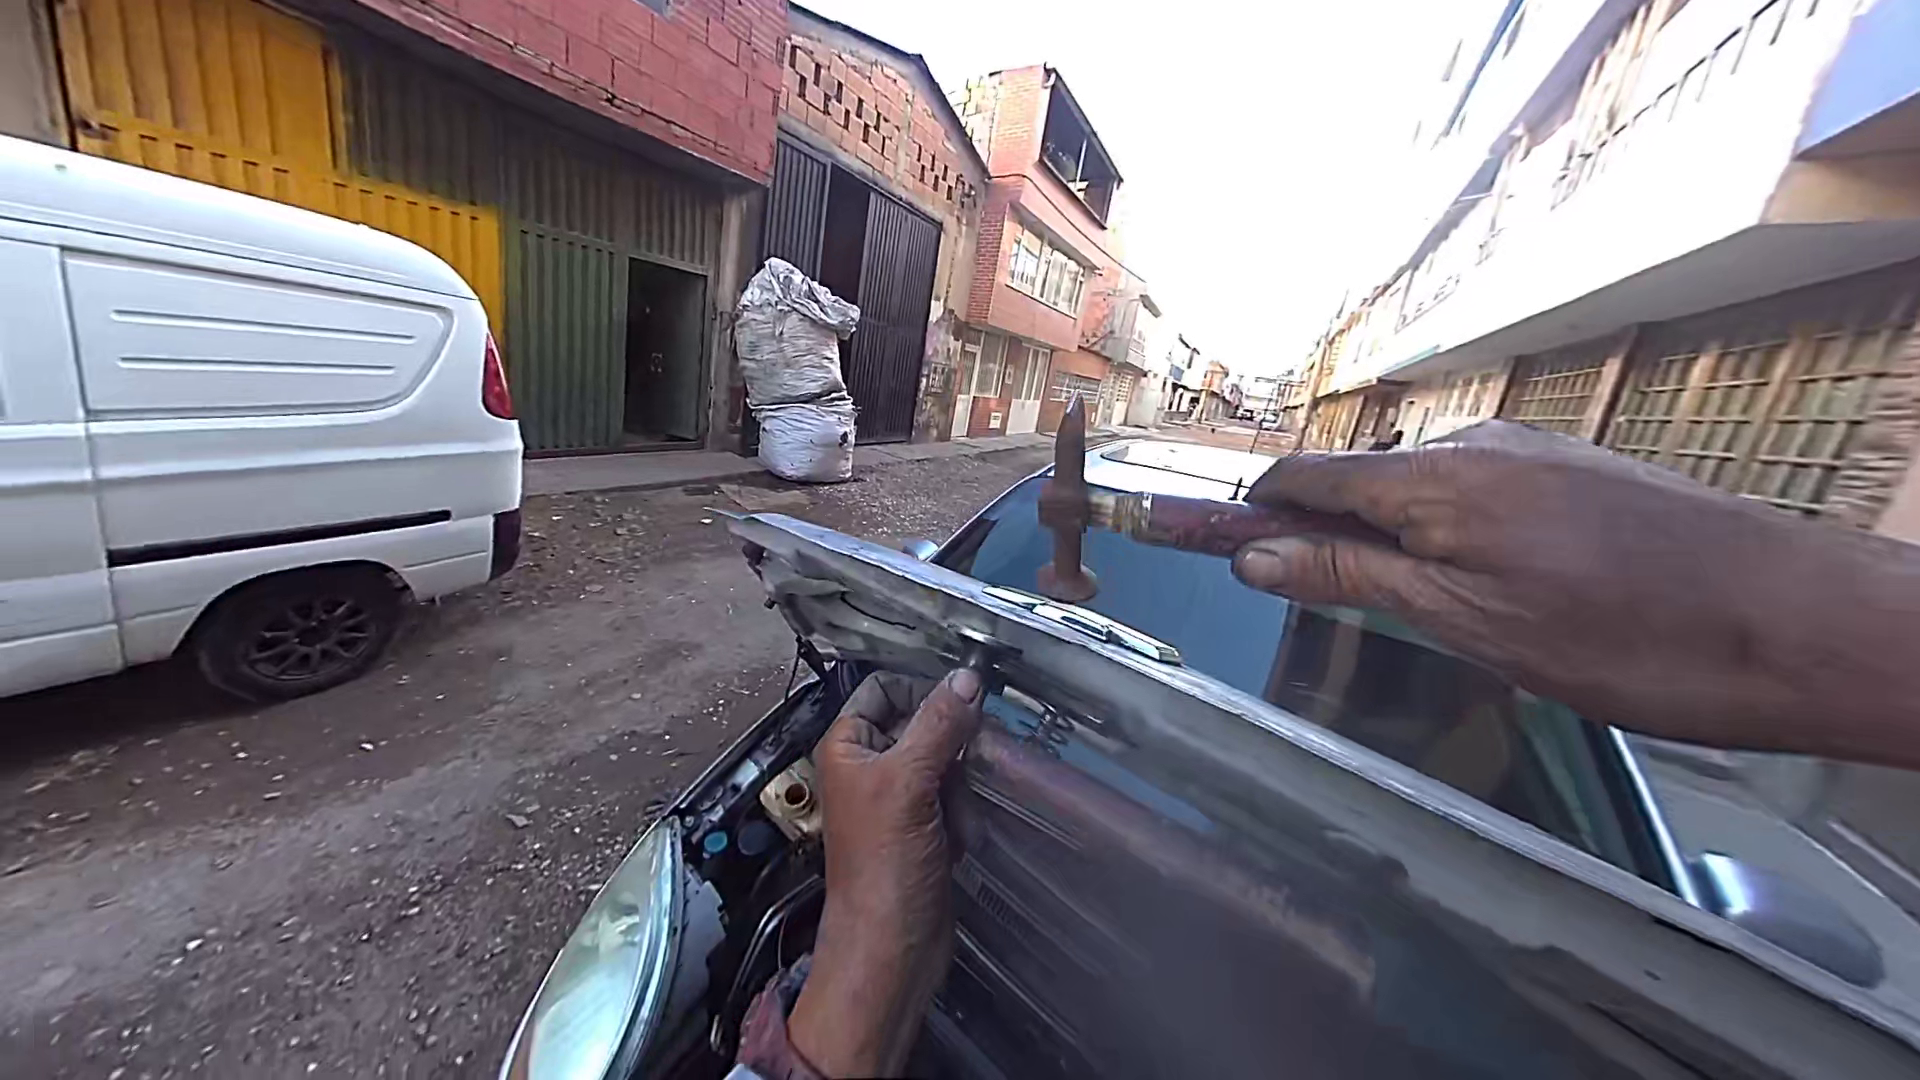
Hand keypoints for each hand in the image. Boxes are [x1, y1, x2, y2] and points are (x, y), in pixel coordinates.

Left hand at [787, 669, 983, 1076]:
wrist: (894, 949)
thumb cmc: (879, 875)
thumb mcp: (909, 784)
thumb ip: (939, 725)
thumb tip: (964, 681)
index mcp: (849, 746)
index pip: (884, 687)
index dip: (919, 688)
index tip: (956, 695)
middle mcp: (872, 765)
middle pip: (924, 722)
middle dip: (948, 749)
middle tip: (958, 764)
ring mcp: (900, 793)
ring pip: (947, 757)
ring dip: (959, 786)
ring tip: (950, 817)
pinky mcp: (925, 820)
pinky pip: (956, 792)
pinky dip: (962, 811)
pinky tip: (955, 838)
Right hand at [1234, 420, 1919, 767]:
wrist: (1831, 630)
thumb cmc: (1627, 639)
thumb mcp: (1460, 620)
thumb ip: (1346, 576)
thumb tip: (1250, 557)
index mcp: (1434, 480)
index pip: (1303, 476)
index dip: (1253, 507)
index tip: (1225, 544)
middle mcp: (1469, 445)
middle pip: (1351, 479)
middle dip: (1317, 528)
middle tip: (1324, 593)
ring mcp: (1521, 450)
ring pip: (1405, 486)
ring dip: (1376, 530)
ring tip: (1409, 596)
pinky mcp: (1560, 466)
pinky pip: (1457, 486)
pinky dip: (1428, 524)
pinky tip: (1469, 572)